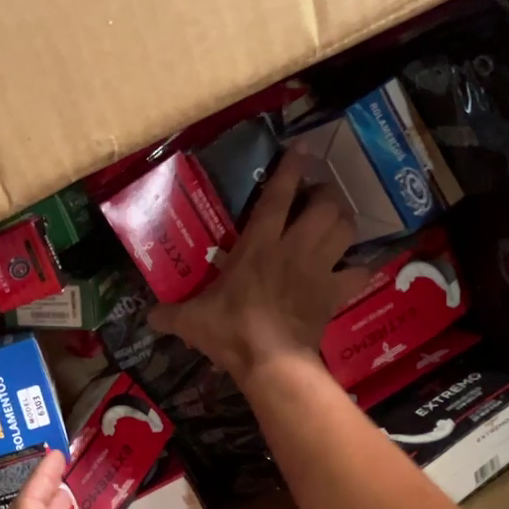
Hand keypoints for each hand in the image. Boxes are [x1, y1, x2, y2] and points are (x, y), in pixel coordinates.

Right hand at [151, 145, 373, 378]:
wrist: (271, 361)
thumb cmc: (231, 331)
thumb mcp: (191, 321)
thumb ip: (169, 315)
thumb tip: (149, 317)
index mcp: (258, 245)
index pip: (278, 195)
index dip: (291, 168)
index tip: (302, 147)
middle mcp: (294, 247)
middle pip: (325, 205)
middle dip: (325, 194)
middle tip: (316, 197)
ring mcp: (319, 269)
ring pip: (346, 229)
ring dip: (344, 220)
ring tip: (335, 221)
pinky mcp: (334, 293)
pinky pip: (359, 272)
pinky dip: (359, 267)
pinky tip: (352, 268)